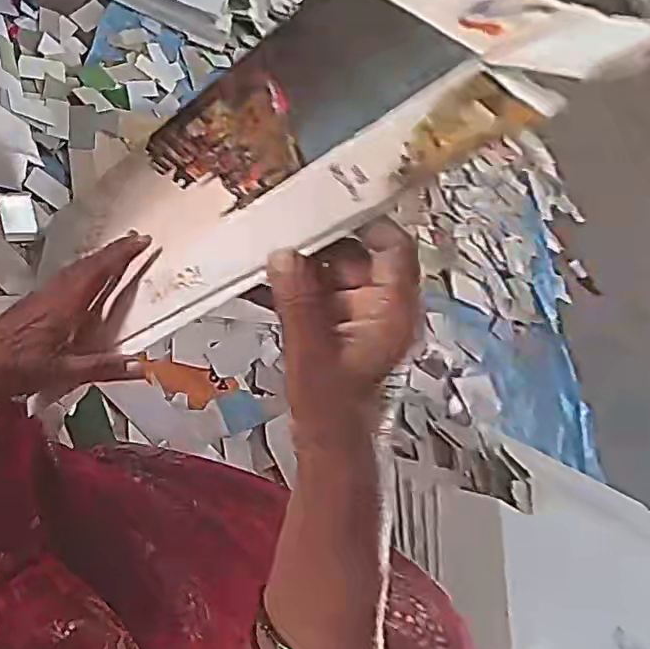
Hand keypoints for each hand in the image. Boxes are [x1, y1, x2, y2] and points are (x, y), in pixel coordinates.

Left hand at [0, 233, 152, 398]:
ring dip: (97, 259)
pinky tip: (82, 280)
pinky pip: (64, 278)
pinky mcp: (32, 302)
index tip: (142, 241)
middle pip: (88, 264)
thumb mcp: (64, 371)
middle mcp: (54, 293)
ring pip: (75, 269)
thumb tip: (138, 367)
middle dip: (113, 251)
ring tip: (114, 255)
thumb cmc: (16, 367)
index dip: (123, 254)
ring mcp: (41, 295)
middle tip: (134, 241)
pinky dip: (82, 271)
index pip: (100, 270)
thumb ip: (103, 367)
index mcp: (66, 304)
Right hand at [267, 220, 421, 461]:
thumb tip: (284, 256)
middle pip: (352, 255)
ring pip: (327, 272)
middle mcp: (377, 306)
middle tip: (278, 229)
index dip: (364, 222)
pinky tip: (258, 283)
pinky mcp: (331, 322)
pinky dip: (288, 286)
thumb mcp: (310, 354)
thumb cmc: (332, 410)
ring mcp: (353, 313)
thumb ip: (298, 303)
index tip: (328, 204)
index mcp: (390, 312)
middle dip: (314, 244)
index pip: (391, 248)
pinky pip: (311, 291)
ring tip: (262, 253)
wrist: (325, 444)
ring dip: (296, 265)